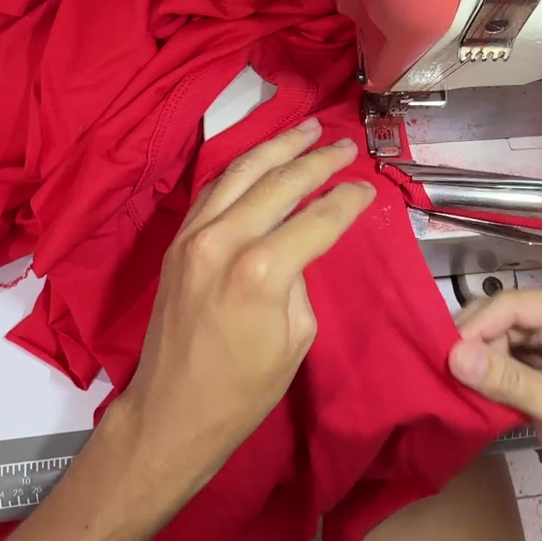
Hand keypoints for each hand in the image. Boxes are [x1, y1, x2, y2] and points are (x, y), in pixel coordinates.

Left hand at [117, 117, 375, 491]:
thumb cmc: (244, 389)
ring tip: (305, 129)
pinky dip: (240, 170)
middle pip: (278, 182)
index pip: (317, 218)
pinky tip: (260, 161)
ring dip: (275, 148)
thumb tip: (298, 245)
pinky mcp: (177, 243)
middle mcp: (223, 240)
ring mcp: (193, 237)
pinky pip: (212, 191)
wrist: (173, 411)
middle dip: (316, 159)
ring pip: (239, 174)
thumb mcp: (297, 338)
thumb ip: (301, 279)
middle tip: (344, 144)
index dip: (347, 200)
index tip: (368, 188)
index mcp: (262, 271)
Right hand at [448, 288, 541, 505]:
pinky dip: (481, 371)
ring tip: (454, 383)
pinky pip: (496, 355)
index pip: (512, 304)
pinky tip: (467, 388)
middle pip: (498, 315)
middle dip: (472, 342)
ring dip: (473, 358)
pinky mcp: (535, 362)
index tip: (446, 359)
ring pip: (492, 335)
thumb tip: (455, 356)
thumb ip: (509, 380)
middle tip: (445, 373)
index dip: (476, 327)